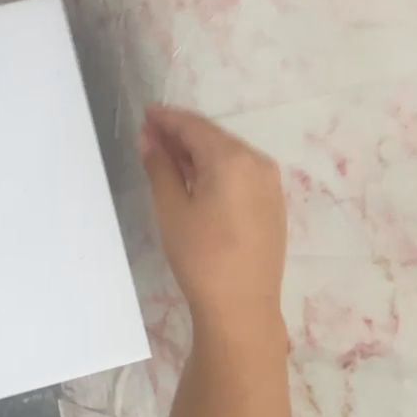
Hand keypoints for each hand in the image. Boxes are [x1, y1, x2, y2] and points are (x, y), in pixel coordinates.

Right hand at [139, 105, 287, 336]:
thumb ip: (160, 167)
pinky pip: (239, 171)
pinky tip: (194, 178)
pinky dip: (214, 167)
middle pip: (214, 137)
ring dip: (197, 151)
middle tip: (149, 134)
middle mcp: (258, 163)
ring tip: (166, 155)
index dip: (168, 119)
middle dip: (182, 133)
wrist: (241, 302)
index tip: (145, 113)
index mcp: (232, 160)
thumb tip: (149, 139)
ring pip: (228, 154)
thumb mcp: (170, 209)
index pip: (195, 127)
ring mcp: (269, 183)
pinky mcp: (271, 202)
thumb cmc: (199, 254)